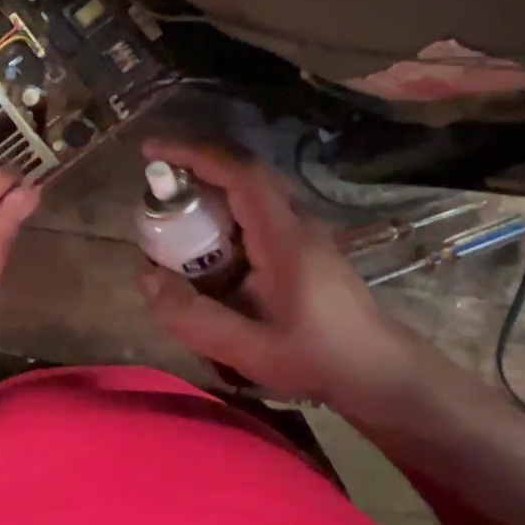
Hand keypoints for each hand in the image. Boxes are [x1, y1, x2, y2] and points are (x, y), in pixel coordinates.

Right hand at [134, 140, 409, 401]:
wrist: (380, 373)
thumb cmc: (319, 359)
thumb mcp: (250, 349)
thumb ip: (194, 317)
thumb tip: (145, 277)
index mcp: (285, 237)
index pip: (240, 175)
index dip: (194, 155)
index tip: (153, 151)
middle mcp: (296, 222)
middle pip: (242, 174)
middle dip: (194, 169)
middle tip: (154, 187)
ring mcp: (302, 233)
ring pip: (249, 193)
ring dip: (208, 192)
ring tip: (170, 216)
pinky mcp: (301, 247)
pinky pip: (255, 214)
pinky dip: (222, 214)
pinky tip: (204, 247)